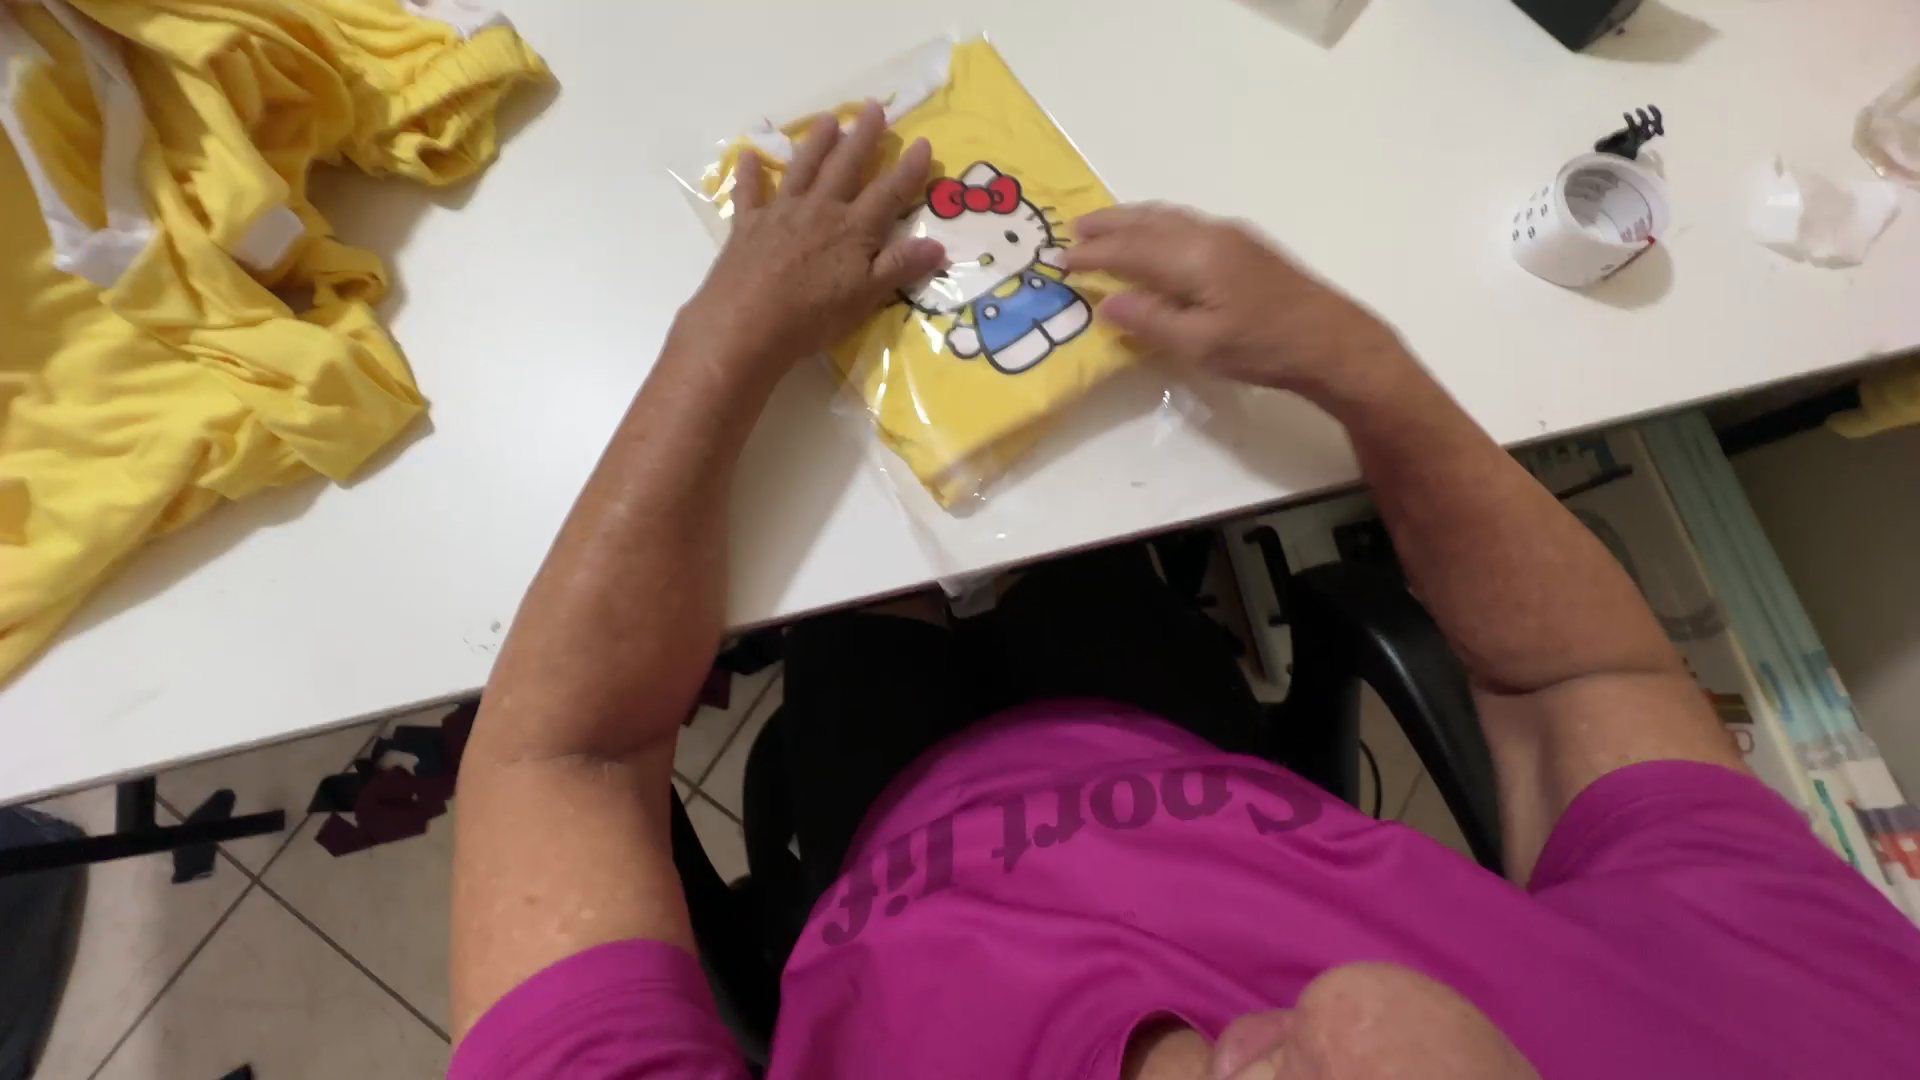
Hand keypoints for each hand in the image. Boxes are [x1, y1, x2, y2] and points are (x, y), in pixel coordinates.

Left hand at [674, 101, 945, 386]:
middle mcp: (819, 210)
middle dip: (862, 138)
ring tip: (829, 120)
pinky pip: (751, 193)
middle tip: (873, 107)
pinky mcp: (748, 226)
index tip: (923, 143)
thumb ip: (899, 267)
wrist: (748, 323)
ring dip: (818, 143)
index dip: (908, 170)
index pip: (888, 193)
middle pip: (845, 167)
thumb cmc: (813, 316)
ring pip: (804, 170)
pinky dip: (751, 174)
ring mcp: (781, 214)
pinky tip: (750, 157)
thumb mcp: (865, 297)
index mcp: (852, 229)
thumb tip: (938, 245)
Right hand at [1067, 204, 1406, 402]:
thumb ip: (1150, 320)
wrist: (1332, 341)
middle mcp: (1210, 235)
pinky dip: (1156, 224)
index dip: (1093, 254)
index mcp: (1195, 258)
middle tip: (1073, 229)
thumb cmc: (1262, 348)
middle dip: (1108, 224)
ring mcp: (1230, 236)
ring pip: (1169, 217)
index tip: (1060, 260)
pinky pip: (1185, 223)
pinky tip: (1153, 236)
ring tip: (1103, 225)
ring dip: (1132, 219)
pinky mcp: (1244, 246)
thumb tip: (1106, 302)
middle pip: (1148, 221)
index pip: (1130, 250)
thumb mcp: (1199, 345)